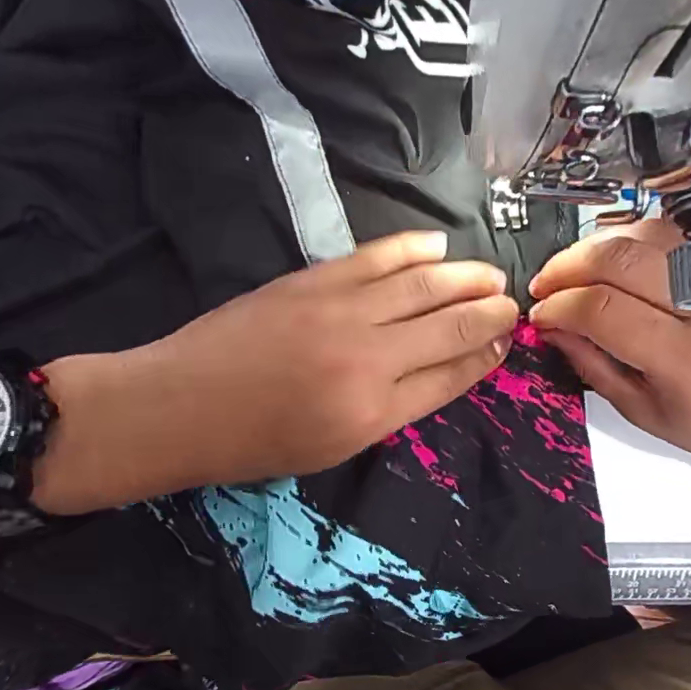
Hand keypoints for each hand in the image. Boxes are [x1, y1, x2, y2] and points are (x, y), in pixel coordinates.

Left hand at [84, 231, 518, 496]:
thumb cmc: (259, 441)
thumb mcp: (339, 445)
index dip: (486, 355)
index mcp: (375, 410)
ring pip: (422, 286)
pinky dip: (412, 249)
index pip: (451, 375)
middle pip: (449, 325)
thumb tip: (443, 370)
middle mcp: (368, 357)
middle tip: (512, 303)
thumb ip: (396, 407)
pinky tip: (437, 244)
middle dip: (490, 312)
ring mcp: (340, 311)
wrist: (178, 405)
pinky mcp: (313, 280)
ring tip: (491, 274)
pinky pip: (376, 257)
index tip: (507, 340)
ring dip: (465, 277)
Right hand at [528, 218, 690, 488]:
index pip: (602, 310)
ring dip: (607, 247)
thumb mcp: (652, 415)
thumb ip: (597, 367)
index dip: (559, 305)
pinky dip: (656, 252)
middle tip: (551, 280)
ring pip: (655, 233)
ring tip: (587, 271)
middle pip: (622, 258)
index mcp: (690, 364)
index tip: (544, 311)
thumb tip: (557, 330)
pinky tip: (644, 276)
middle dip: (570, 264)